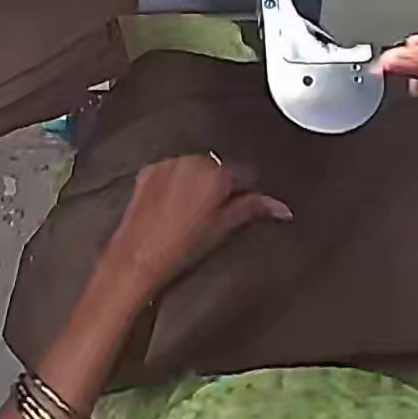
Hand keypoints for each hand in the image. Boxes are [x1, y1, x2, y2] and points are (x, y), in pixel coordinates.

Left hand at [99, 155, 291, 297]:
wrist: (138, 256)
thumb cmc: (179, 248)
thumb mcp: (224, 228)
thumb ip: (253, 208)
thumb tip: (279, 207)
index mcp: (216, 174)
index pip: (245, 171)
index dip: (247, 188)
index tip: (245, 199)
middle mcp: (192, 162)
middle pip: (218, 166)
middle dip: (220, 183)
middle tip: (216, 209)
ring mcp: (169, 163)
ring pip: (194, 165)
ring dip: (198, 180)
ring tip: (191, 210)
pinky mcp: (150, 169)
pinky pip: (171, 169)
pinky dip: (175, 180)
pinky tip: (172, 205)